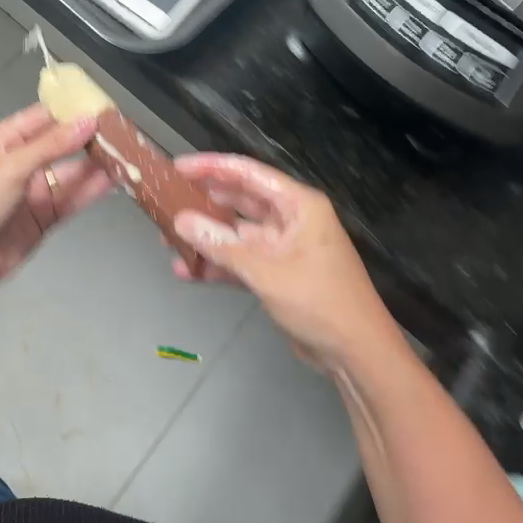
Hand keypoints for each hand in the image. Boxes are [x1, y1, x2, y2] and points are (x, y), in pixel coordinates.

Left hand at [0, 106, 114, 292]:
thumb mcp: (11, 167)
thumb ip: (53, 145)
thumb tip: (88, 120)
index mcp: (4, 141)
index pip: (43, 117)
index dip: (71, 110)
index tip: (104, 105)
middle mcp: (21, 162)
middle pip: (60, 144)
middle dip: (88, 138)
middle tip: (123, 131)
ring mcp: (33, 191)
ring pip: (71, 173)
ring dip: (95, 165)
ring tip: (126, 155)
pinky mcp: (44, 217)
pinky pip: (72, 199)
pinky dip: (92, 191)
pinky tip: (115, 181)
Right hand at [171, 154, 394, 366]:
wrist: (358, 355)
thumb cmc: (320, 302)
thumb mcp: (266, 272)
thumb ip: (221, 246)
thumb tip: (180, 221)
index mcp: (298, 205)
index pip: (248, 173)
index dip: (211, 167)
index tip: (176, 167)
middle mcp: (290, 219)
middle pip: (239, 200)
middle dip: (202, 203)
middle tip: (164, 202)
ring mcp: (283, 248)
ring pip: (236, 234)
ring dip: (205, 239)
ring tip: (166, 239)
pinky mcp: (277, 275)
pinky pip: (240, 261)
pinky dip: (217, 266)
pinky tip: (186, 271)